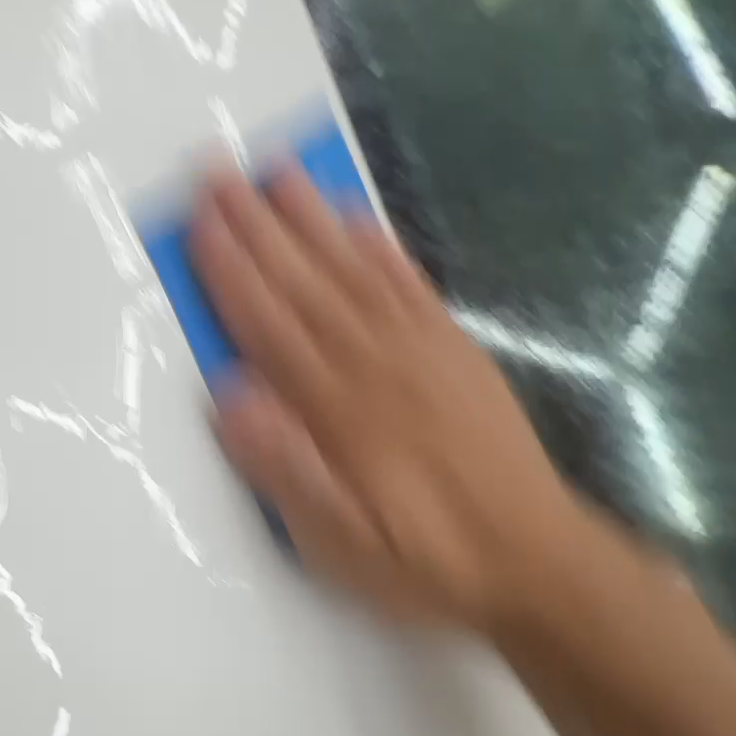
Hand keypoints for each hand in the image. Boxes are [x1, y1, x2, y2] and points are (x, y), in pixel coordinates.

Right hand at [189, 161, 598, 632]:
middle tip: (217, 168)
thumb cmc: (415, 557)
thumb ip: (280, 466)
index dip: (227, 266)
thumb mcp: (333, 538)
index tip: (198, 217)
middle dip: (253, 222)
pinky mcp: (453, 350)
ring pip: (350, 269)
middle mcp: (371, 362)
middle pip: (300, 280)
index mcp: (332, 405)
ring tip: (274, 169)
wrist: (538, 567)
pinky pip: (408, 284)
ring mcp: (417, 349)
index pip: (265, 320)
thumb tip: (229, 393)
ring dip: (307, 216)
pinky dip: (377, 242)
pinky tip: (353, 213)